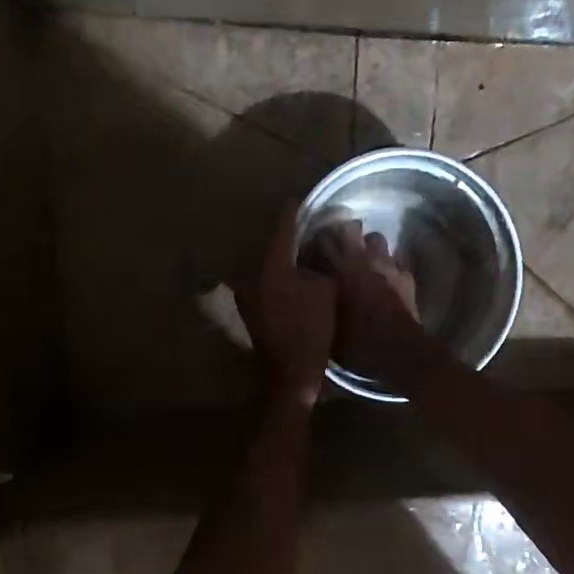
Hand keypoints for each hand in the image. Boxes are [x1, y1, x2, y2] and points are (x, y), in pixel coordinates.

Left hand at [238, 204, 337, 405]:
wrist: (291, 373)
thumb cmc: (312, 330)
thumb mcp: (327, 291)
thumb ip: (324, 262)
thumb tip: (323, 246)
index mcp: (271, 265)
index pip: (282, 228)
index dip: (293, 212)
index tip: (302, 200)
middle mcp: (251, 273)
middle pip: (271, 244)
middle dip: (288, 234)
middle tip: (306, 225)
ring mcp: (246, 292)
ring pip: (266, 263)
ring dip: (282, 255)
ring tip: (302, 248)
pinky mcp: (249, 307)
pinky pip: (263, 279)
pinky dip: (277, 272)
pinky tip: (293, 273)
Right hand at [314, 220, 433, 383]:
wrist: (400, 352)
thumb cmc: (357, 344)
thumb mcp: (326, 329)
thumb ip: (317, 305)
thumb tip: (309, 294)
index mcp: (338, 271)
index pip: (320, 241)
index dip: (312, 245)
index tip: (308, 255)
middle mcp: (362, 261)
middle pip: (348, 229)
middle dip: (340, 235)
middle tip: (334, 248)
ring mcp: (387, 266)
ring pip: (375, 239)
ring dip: (367, 246)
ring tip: (362, 261)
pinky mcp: (406, 277)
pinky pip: (394, 263)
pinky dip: (388, 268)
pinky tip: (385, 282)